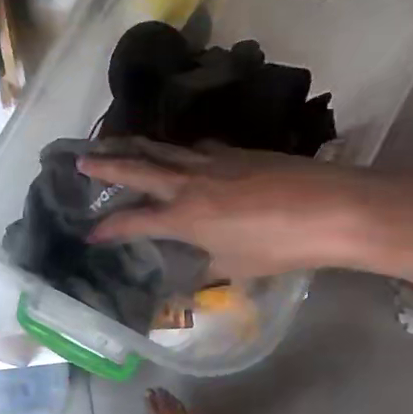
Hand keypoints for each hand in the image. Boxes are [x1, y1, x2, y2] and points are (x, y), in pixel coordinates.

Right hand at [80, 140, 412, 279]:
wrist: (332, 208)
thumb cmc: (280, 246)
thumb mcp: (236, 267)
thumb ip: (207, 266)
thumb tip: (194, 268)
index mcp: (183, 216)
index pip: (133, 220)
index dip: (108, 228)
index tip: (90, 234)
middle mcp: (189, 182)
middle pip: (138, 167)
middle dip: (105, 164)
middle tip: (80, 160)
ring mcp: (214, 161)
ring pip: (164, 149)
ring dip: (137, 148)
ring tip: (118, 145)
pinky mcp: (238, 152)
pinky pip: (195, 149)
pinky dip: (176, 151)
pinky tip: (180, 155)